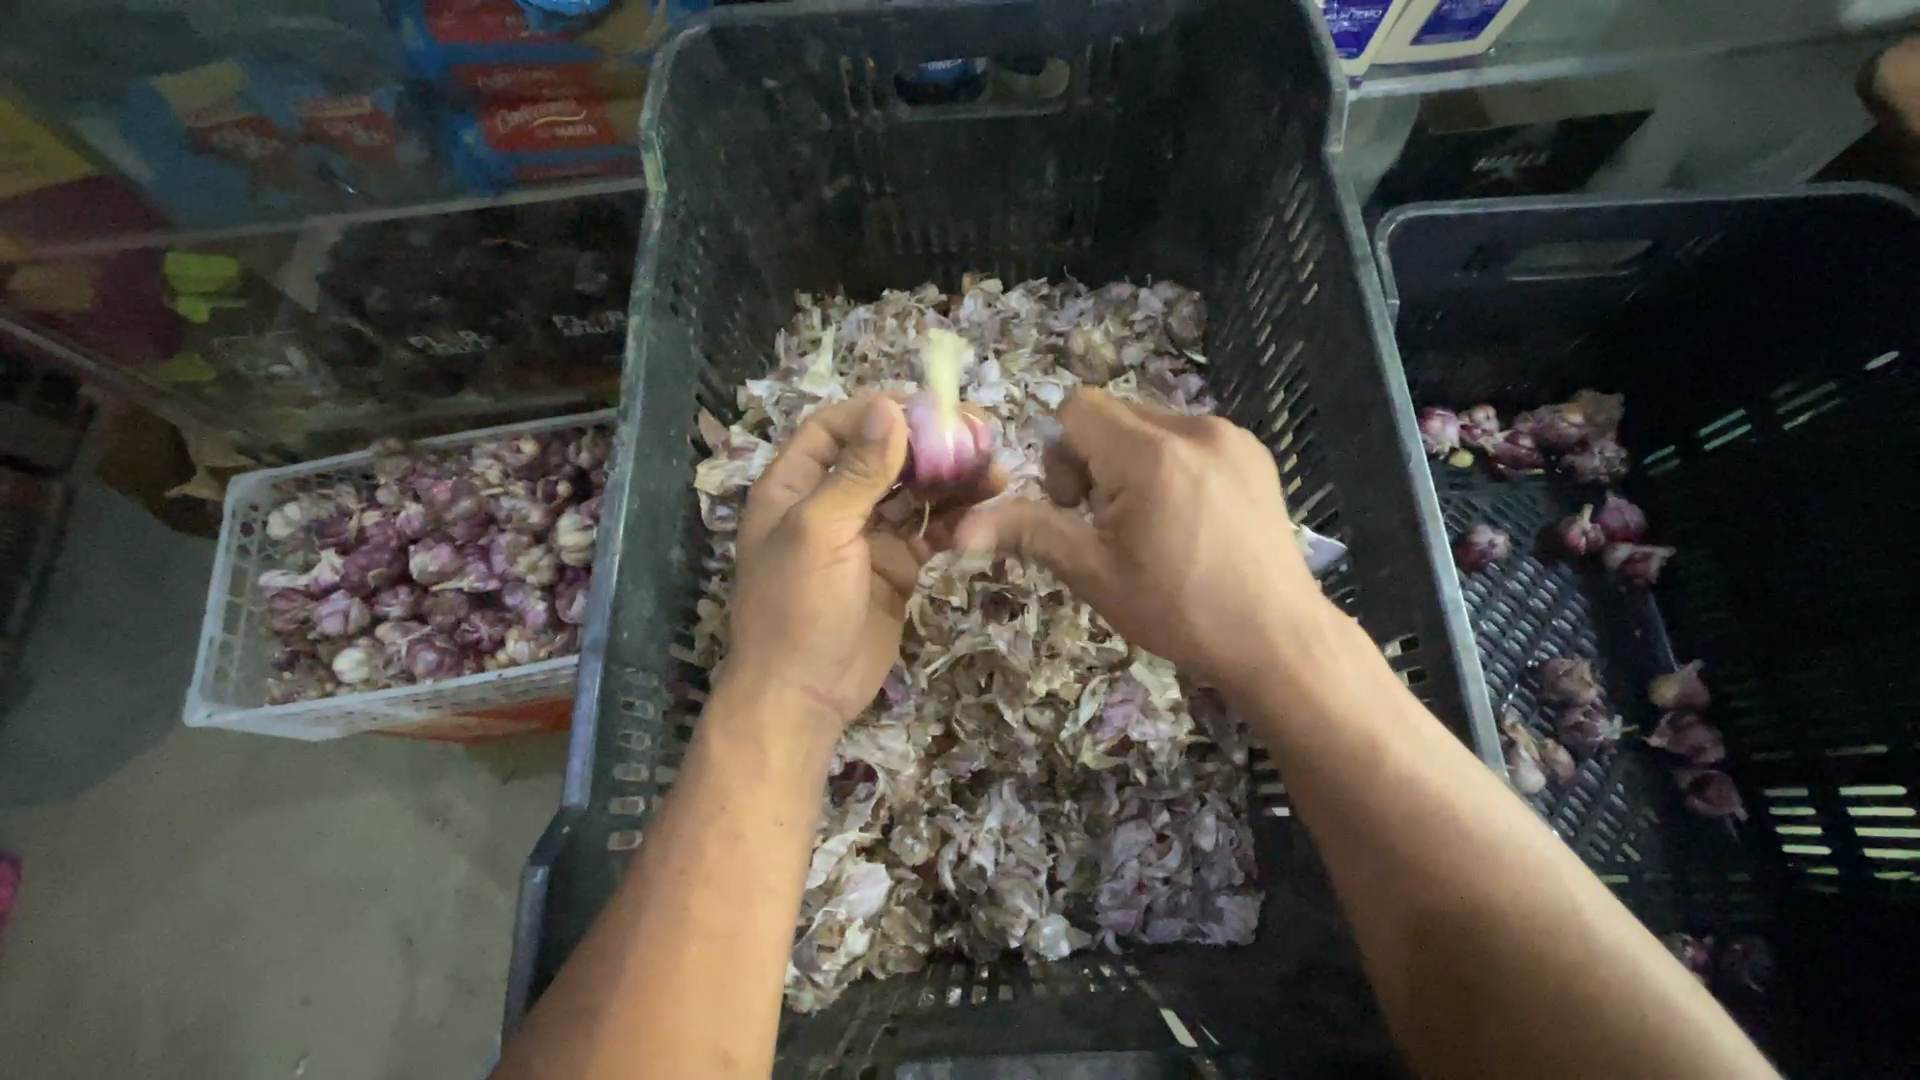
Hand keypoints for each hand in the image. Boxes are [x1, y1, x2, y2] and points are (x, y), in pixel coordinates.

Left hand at [727, 394, 999, 741]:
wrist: (803, 695)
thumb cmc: (797, 608)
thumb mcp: (819, 531)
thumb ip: (856, 472)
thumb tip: (889, 408)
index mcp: (794, 486)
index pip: (835, 428)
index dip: (878, 413)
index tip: (929, 410)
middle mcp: (830, 504)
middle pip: (883, 457)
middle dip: (928, 446)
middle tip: (981, 437)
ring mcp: (866, 537)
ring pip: (912, 494)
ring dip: (950, 481)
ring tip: (995, 473)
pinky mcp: (895, 567)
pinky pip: (928, 532)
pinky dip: (954, 521)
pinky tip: (982, 514)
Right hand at [954, 389, 1330, 692]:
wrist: (1276, 639)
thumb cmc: (1178, 610)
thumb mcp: (1093, 573)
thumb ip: (1028, 532)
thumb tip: (959, 530)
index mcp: (1151, 455)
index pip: (1075, 409)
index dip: (1061, 456)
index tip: (1079, 509)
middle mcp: (1194, 429)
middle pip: (1112, 415)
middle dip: (1094, 461)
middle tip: (1110, 524)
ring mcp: (1231, 438)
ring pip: (1149, 426)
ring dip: (1130, 464)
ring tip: (1152, 525)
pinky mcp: (1254, 453)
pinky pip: (1188, 439)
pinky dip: (1169, 466)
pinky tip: (1187, 520)